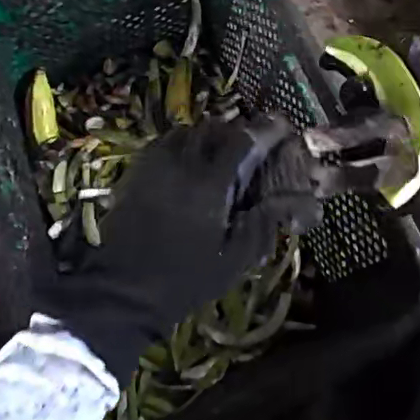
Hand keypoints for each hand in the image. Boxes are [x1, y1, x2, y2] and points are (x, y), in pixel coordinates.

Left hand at [50, 115, 303, 377]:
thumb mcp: (233, 260)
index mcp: (210, 184)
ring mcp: (156, 164)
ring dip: (210, 134)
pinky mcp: (137, 170)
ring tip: (222, 150)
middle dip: (239, 130)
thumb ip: (264, 223)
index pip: (244, 140)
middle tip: (253, 144)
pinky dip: (184, 142)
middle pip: (216, 128)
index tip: (283, 127)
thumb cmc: (184, 278)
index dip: (266, 130)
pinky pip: (166, 141)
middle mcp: (183, 164)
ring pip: (190, 130)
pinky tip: (190, 160)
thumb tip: (298, 200)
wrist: (120, 292)